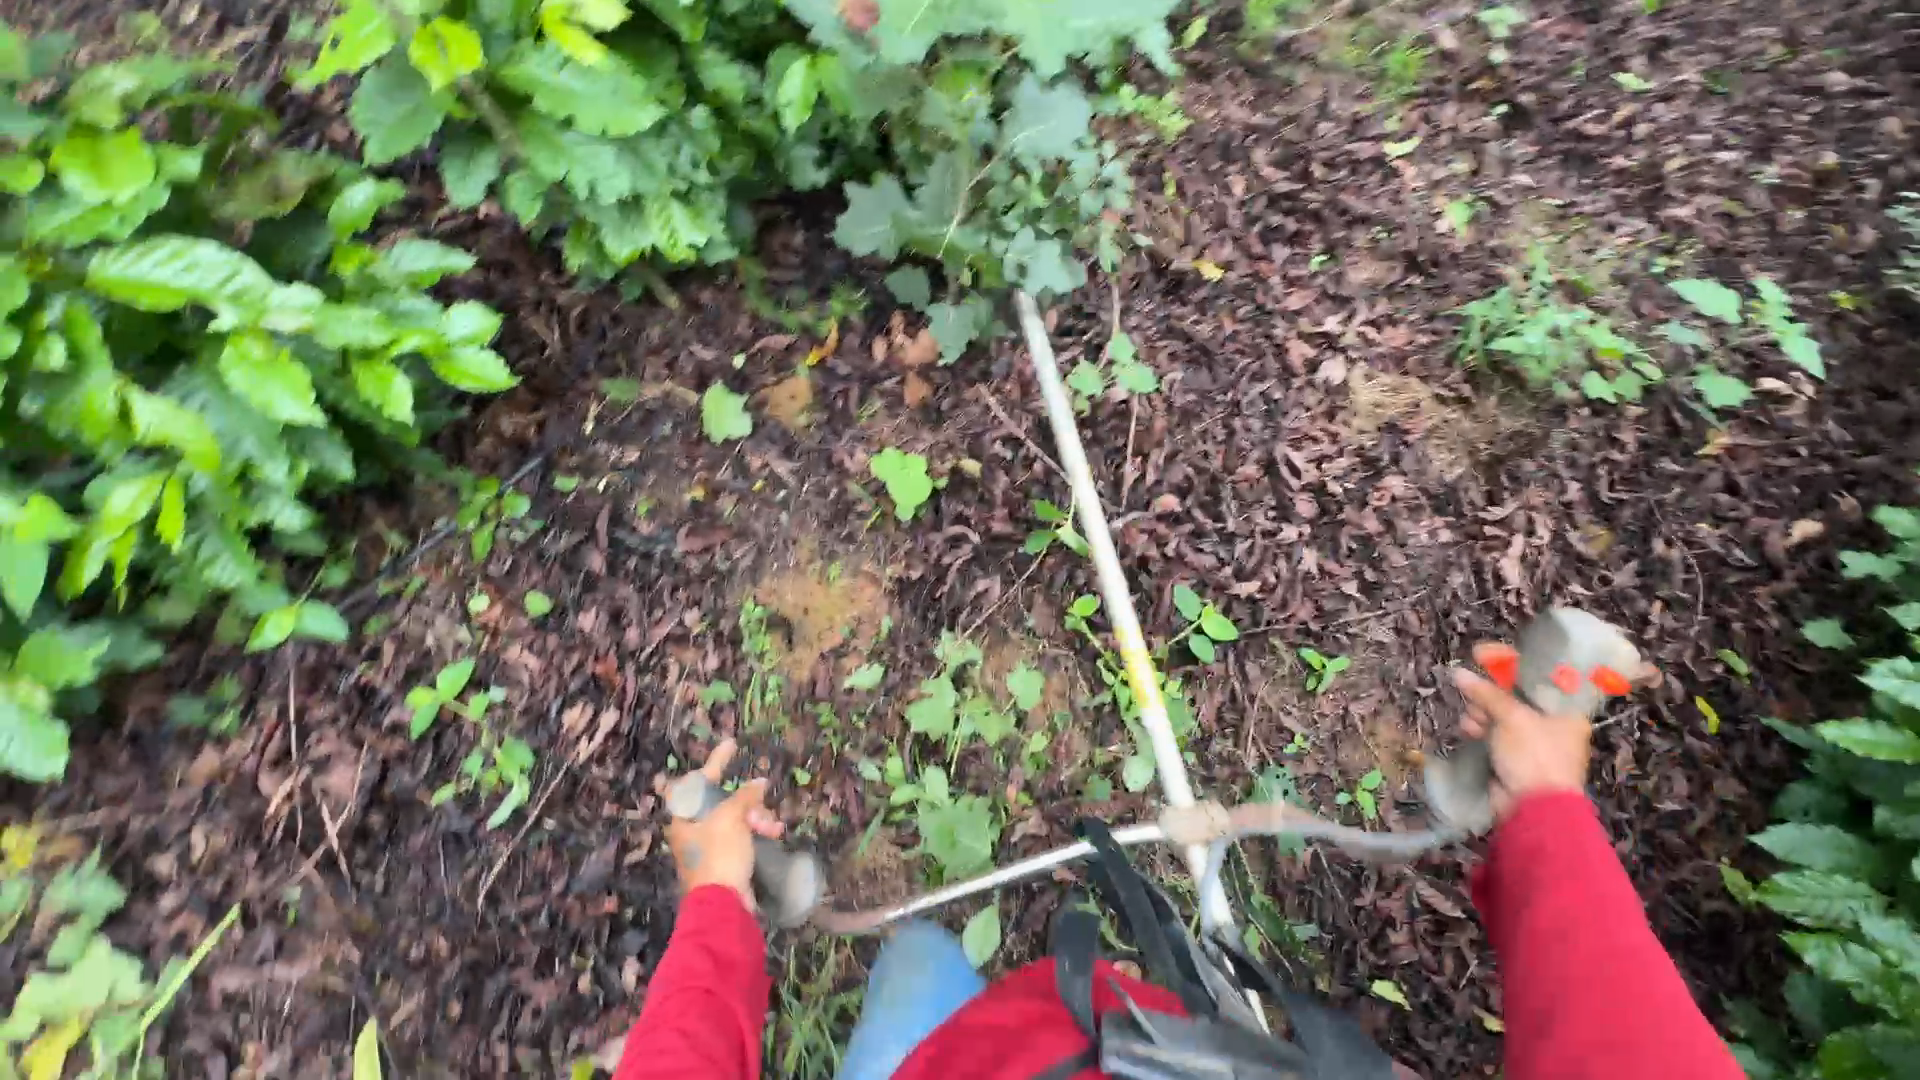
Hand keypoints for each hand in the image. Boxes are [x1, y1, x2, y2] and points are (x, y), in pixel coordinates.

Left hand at [663, 739, 784, 909]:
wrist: (724, 907)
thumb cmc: (719, 856)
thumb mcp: (731, 818)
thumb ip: (744, 796)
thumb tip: (759, 783)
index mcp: (684, 818)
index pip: (698, 780)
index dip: (716, 761)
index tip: (732, 744)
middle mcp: (693, 831)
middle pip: (724, 801)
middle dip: (748, 801)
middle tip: (761, 808)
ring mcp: (710, 848)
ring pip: (738, 819)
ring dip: (758, 818)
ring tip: (773, 829)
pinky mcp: (727, 862)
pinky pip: (744, 837)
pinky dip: (758, 833)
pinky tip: (774, 835)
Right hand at [1453, 645, 1592, 821]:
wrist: (1534, 809)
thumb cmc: (1535, 756)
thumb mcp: (1512, 718)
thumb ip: (1486, 693)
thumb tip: (1458, 673)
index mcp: (1565, 708)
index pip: (1538, 672)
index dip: (1510, 660)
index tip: (1481, 653)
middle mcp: (1551, 720)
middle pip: (1513, 692)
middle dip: (1488, 692)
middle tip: (1472, 692)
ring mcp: (1531, 738)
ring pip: (1497, 711)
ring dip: (1480, 712)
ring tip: (1474, 723)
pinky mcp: (1512, 754)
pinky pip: (1491, 730)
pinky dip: (1479, 729)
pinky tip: (1471, 733)